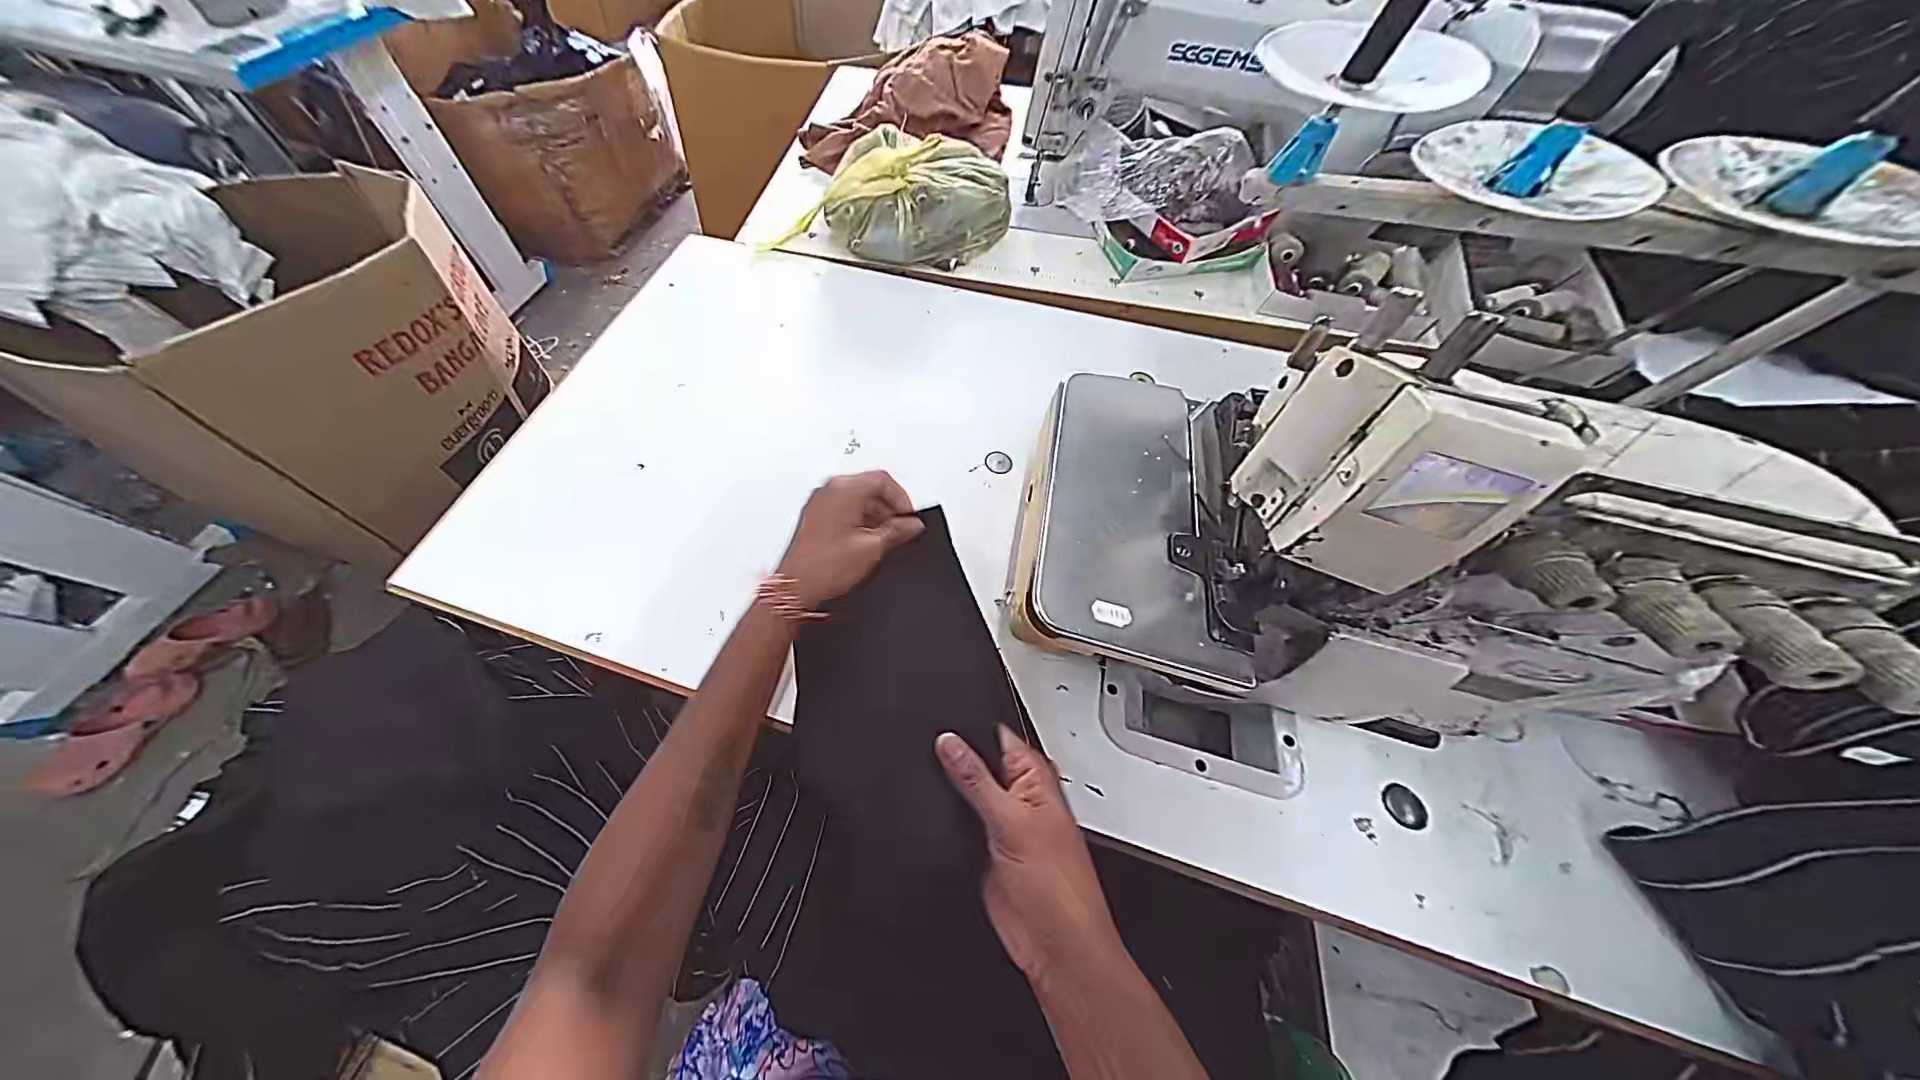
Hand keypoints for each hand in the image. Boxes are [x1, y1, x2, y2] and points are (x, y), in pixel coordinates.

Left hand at [776, 471, 924, 609]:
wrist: (795, 586)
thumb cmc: (824, 566)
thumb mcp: (872, 547)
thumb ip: (898, 531)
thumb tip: (912, 525)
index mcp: (844, 489)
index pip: (883, 480)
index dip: (902, 499)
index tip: (909, 518)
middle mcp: (830, 490)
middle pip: (870, 486)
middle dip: (890, 507)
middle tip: (902, 528)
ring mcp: (820, 502)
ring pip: (858, 497)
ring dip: (876, 514)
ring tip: (885, 538)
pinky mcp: (815, 515)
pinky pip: (845, 507)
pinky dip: (860, 518)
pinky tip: (867, 540)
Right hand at [937, 726, 1123, 985]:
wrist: (1055, 947)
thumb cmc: (1061, 889)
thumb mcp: (1010, 821)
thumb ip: (975, 779)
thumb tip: (950, 741)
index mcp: (1035, 778)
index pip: (998, 736)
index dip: (970, 728)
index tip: (943, 722)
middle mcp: (1020, 797)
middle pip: (978, 762)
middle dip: (956, 759)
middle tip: (933, 752)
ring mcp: (1001, 824)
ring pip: (965, 793)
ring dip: (951, 792)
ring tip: (936, 789)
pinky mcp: (984, 849)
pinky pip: (959, 823)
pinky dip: (947, 822)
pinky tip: (938, 821)